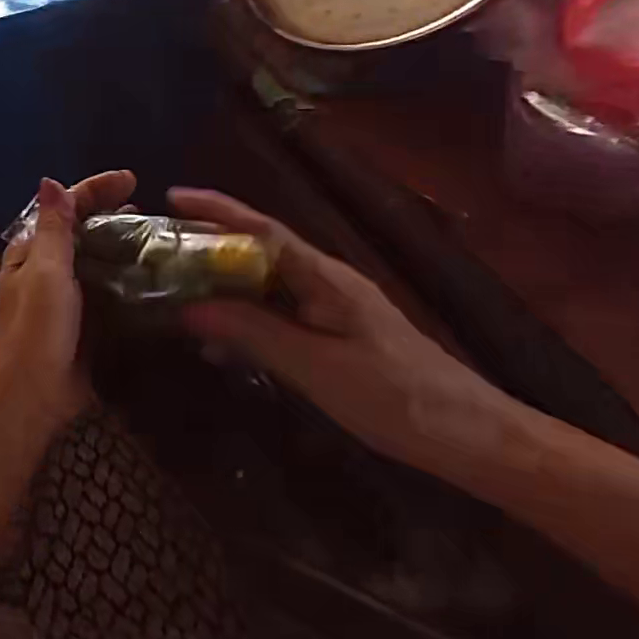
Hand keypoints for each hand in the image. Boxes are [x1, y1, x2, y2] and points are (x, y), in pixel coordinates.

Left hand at [0, 171, 136, 431]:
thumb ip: (52, 229)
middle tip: (152, 209)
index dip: (94, 189)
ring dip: (123, 247)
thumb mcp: (45, 273)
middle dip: (111, 214)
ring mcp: (65, 296)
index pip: (63, 206)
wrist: (30, 396)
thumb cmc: (35, 329)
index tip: (132, 178)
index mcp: (31, 250)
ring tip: (161, 240)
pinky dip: (128, 281)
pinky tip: (156, 281)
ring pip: (97, 260)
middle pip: (81, 230)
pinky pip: (108, 293)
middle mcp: (45, 268)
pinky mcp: (84, 323)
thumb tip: (49, 181)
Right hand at [170, 188, 520, 470]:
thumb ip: (250, 331)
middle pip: (255, 250)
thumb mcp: (315, 367)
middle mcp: (324, 281)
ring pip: (262, 283)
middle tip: (158, 250)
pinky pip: (274, 311)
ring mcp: (330, 307)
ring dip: (220, 285)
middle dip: (206, 244)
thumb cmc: (398, 399)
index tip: (172, 195)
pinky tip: (219, 344)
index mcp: (323, 277)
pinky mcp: (332, 333)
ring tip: (175, 295)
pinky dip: (241, 317)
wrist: (480, 443)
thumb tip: (187, 308)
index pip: (261, 229)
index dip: (216, 208)